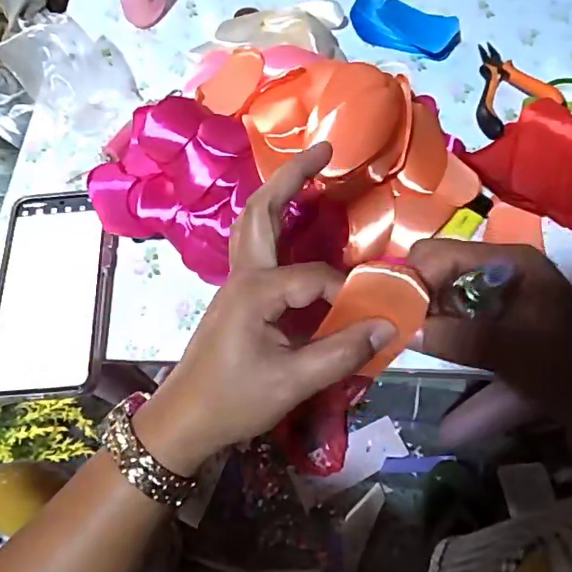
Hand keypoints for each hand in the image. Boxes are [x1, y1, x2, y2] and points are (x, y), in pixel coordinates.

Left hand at [133, 144, 395, 473]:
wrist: (182, 422)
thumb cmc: (232, 401)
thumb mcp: (292, 382)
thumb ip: (342, 352)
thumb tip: (388, 324)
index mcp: (256, 291)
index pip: (316, 278)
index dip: (347, 295)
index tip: (370, 318)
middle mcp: (243, 274)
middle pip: (263, 212)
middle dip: (292, 176)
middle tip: (323, 150)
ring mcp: (237, 281)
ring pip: (254, 222)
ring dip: (279, 193)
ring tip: (308, 174)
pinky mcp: (239, 294)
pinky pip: (258, 244)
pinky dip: (275, 221)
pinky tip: (293, 223)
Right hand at [404, 238, 571, 413]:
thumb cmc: (565, 370)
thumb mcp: (511, 353)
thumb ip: (458, 338)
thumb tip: (404, 330)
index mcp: (510, 260)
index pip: (441, 252)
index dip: (414, 279)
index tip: (393, 314)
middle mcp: (504, 266)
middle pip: (442, 269)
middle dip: (418, 297)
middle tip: (400, 331)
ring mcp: (502, 290)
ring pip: (447, 291)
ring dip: (429, 314)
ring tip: (412, 340)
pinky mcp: (501, 314)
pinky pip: (459, 310)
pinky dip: (444, 325)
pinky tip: (435, 346)